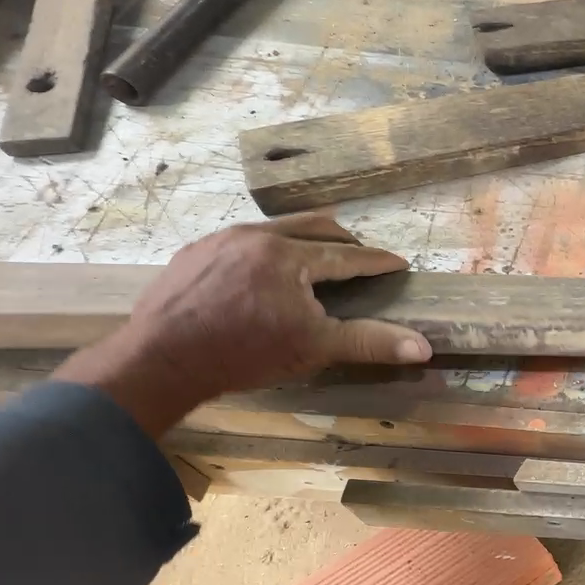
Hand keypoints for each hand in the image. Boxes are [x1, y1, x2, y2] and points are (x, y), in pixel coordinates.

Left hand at [54, 214, 430, 435]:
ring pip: (275, 229)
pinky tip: (269, 270)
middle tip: (363, 253)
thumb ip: (371, 342)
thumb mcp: (317, 348)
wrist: (161, 358)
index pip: (346, 254)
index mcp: (288, 256)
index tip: (399, 263)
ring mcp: (219, 241)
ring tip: (319, 255)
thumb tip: (422, 347)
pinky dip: (271, 249)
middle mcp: (255, 237)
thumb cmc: (246, 352)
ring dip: (305, 239)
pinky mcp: (194, 254)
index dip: (377, 261)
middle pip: (311, 226)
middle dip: (343, 238)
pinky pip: (244, 241)